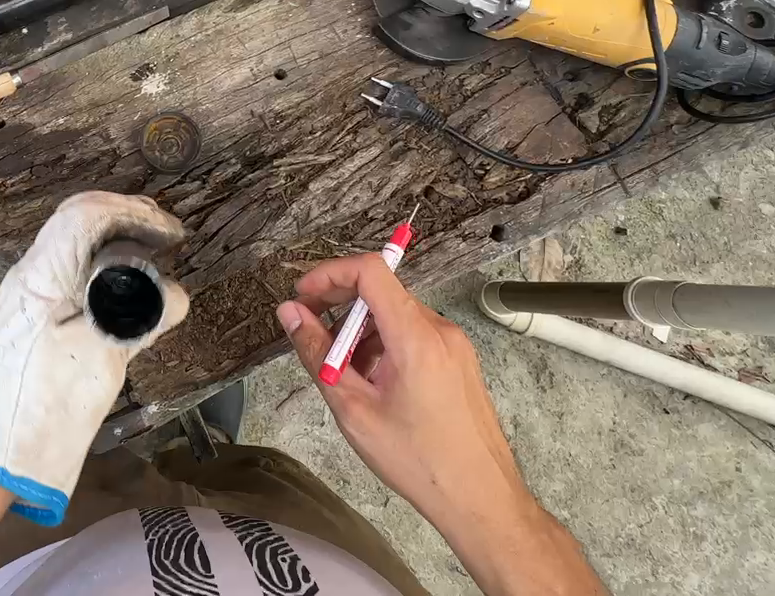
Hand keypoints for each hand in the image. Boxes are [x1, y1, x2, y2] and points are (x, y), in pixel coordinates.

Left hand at [0, 192, 188, 524]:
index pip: (84, 215)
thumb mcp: (98, 361)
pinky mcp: (38, 320)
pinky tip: (132, 293)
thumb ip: (136, 318)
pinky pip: (76, 276)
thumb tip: (174, 292)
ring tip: (157, 256)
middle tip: (168, 234)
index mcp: (40, 275)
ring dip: (118, 243)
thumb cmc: (40, 407)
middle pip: (78, 222)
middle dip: (125, 219)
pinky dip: (108, 273)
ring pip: (77, 247)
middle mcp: (33, 275)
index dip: (132, 212)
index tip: (172, 233)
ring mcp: (33, 297)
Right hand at [276, 254, 604, 595]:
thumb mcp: (353, 409)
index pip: (370, 270)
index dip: (330, 273)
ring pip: (393, 312)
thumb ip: (316, 353)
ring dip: (358, 328)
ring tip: (342, 369)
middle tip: (308, 328)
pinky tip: (371, 380)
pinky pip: (411, 331)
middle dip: (338, 302)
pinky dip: (382, 342)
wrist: (485, 503)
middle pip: (380, 289)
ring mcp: (453, 344)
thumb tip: (288, 312)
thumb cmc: (419, 461)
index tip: (304, 296)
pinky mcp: (458, 359)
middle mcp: (440, 329)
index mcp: (416, 337)